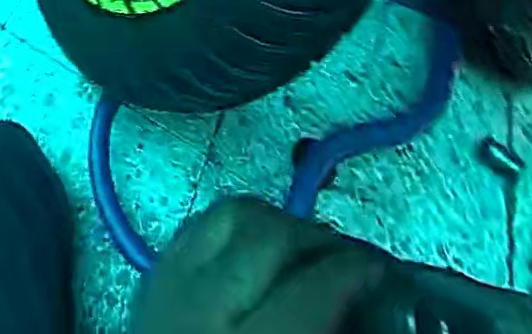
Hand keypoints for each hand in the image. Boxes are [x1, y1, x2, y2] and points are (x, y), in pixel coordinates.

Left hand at [132, 198, 384, 333]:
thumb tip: (363, 305)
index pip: (305, 294)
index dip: (349, 272)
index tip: (381, 268)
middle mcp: (199, 314)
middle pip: (266, 240)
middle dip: (315, 238)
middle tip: (347, 256)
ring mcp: (165, 290)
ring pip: (229, 217)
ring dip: (275, 222)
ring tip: (305, 246)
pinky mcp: (149, 280)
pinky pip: (198, 227)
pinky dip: (235, 226)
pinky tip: (257, 245)